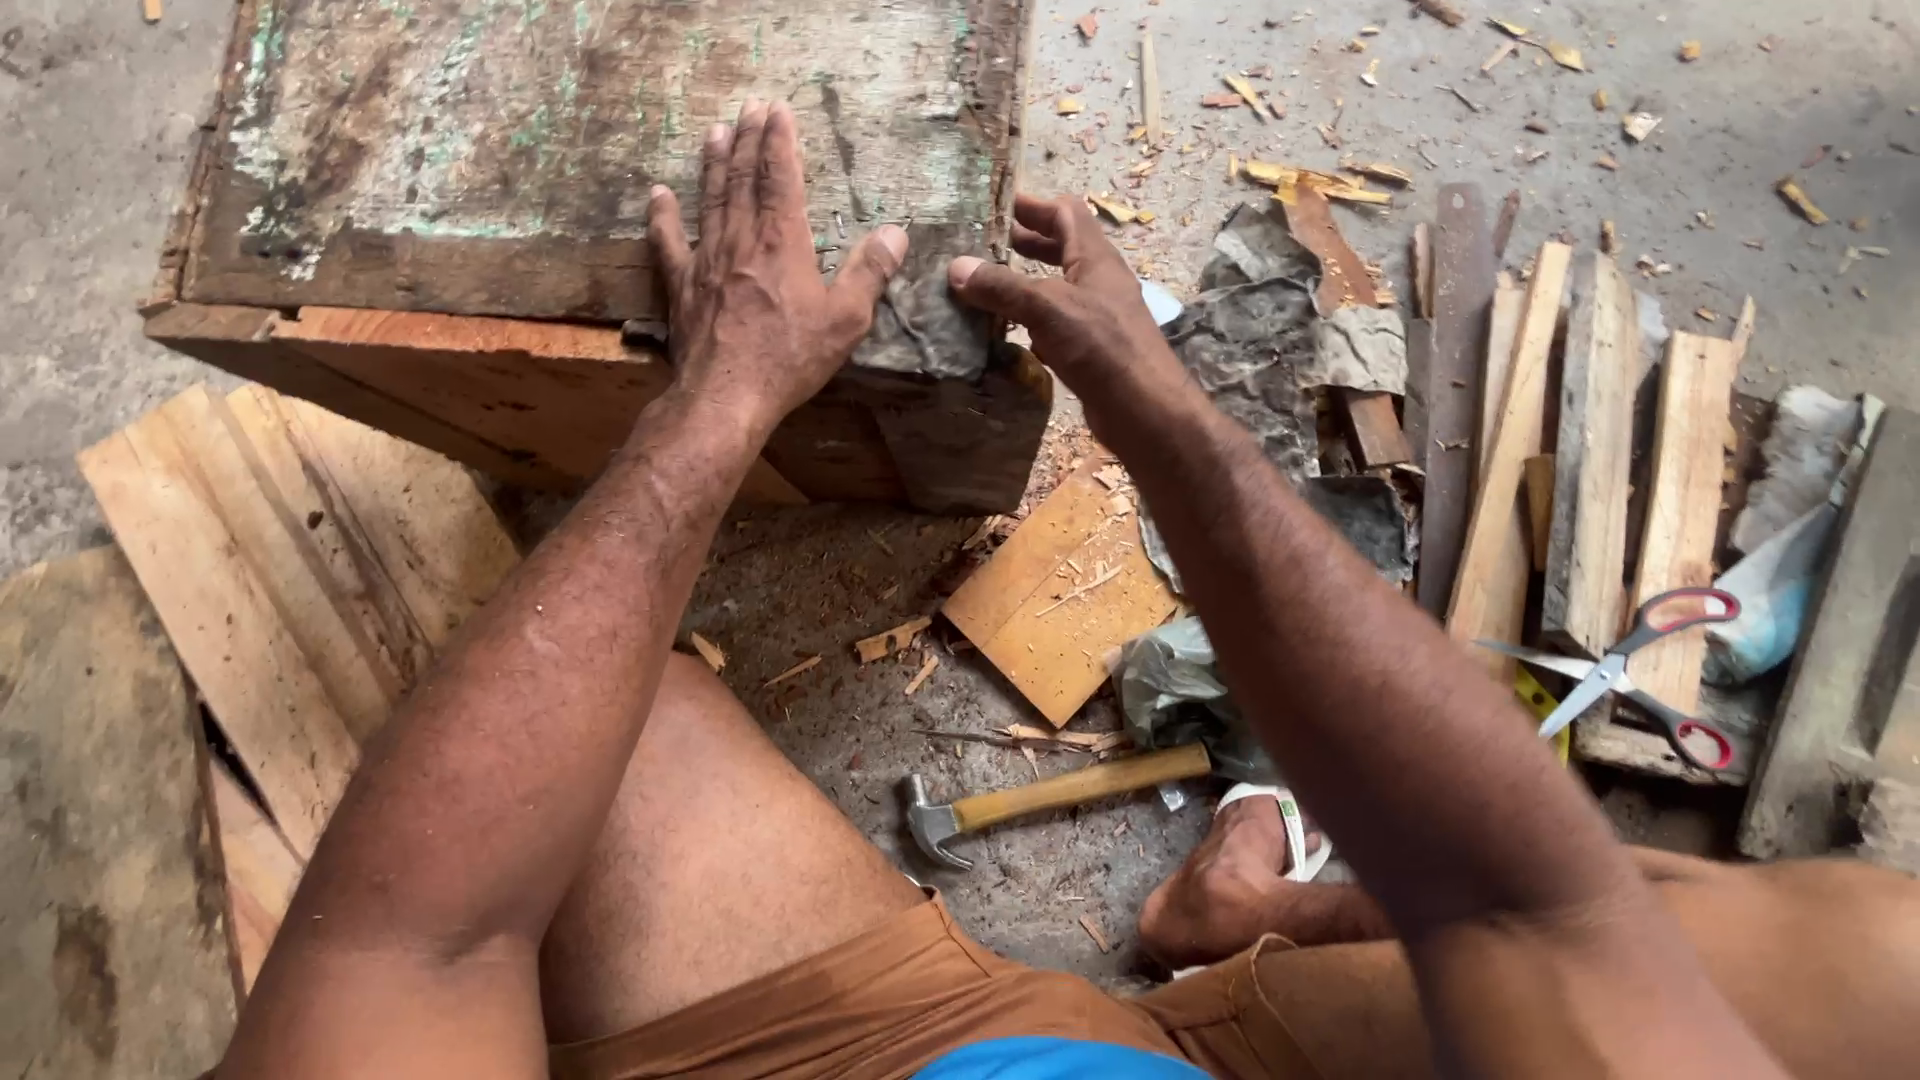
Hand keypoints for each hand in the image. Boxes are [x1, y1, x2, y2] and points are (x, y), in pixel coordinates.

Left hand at [648, 99, 908, 433]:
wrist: (729, 394)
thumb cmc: (791, 358)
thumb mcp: (846, 320)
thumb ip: (869, 273)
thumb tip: (895, 233)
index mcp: (782, 242)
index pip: (780, 177)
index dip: (780, 141)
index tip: (778, 109)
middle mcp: (740, 239)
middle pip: (742, 178)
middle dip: (747, 139)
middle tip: (749, 106)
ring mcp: (706, 260)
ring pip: (710, 199)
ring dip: (713, 163)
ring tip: (715, 131)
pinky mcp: (683, 286)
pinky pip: (669, 242)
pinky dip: (663, 215)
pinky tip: (659, 194)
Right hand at [946, 194, 1178, 394]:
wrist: (1142, 407)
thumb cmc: (1101, 346)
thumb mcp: (1047, 307)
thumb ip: (1002, 287)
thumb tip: (957, 268)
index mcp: (1094, 258)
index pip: (1065, 212)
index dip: (1032, 204)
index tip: (994, 206)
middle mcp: (1098, 282)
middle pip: (1061, 248)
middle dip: (1024, 243)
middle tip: (983, 245)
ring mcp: (1096, 317)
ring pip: (1056, 289)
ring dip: (1024, 285)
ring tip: (987, 288)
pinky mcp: (1090, 350)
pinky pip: (1055, 325)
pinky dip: (1031, 323)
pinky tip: (1008, 333)